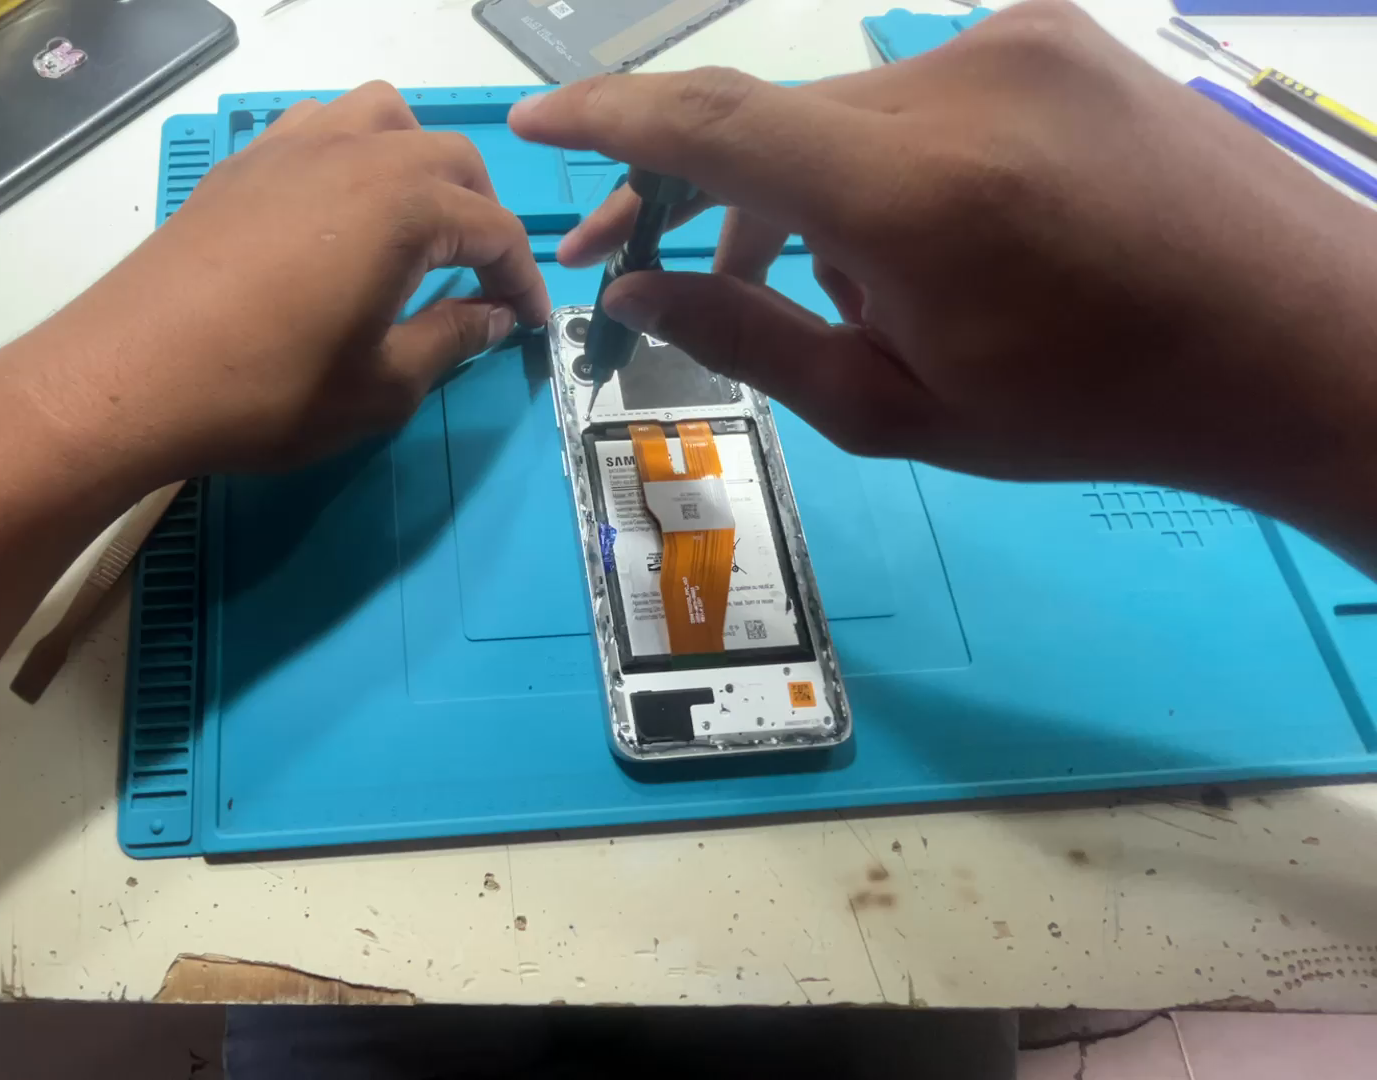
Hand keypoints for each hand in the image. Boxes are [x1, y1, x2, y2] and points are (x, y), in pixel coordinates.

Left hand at [18, 81, 548, 481]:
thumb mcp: (380, 387)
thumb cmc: (269, 393)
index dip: (522, 280)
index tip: (529, 325)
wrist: (130, 380)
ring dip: (419, 169)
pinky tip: (338, 216)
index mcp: (403, 205)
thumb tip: (496, 318)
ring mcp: (289, 148)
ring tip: (414, 231)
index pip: (493, 230)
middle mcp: (353, 152)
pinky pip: (318, 131)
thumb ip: (451, 341)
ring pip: (383, 121)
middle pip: (449, 161)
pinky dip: (352, 159)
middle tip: (480, 281)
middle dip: (482, 217)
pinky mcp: (240, 166)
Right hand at [510, 1, 1376, 540]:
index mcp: (911, 191)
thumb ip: (741, 337)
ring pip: (819, 121)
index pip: (713, 125)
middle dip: (671, 197)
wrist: (1300, 343)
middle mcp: (954, 83)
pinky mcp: (1042, 44)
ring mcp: (1008, 48)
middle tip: (617, 265)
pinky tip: (880, 250)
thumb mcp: (880, 407)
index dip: (606, 121)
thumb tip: (632, 291)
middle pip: (754, 125)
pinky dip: (844, 179)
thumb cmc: (1075, 408)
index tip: (534, 127)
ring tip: (784, 291)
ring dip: (768, 202)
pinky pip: (889, 110)